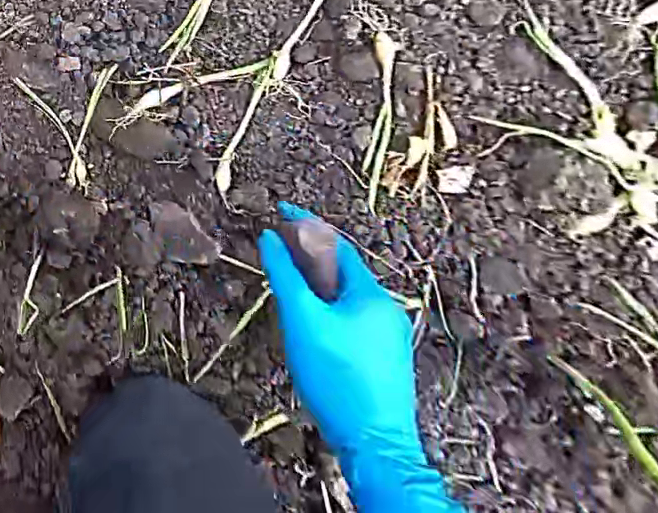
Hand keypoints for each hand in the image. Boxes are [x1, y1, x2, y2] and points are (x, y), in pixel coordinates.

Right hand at [260, 202, 423, 459]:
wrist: (376, 448)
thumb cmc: (337, 377)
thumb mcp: (302, 318)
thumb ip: (284, 274)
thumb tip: (270, 237)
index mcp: (372, 294)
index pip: (335, 244)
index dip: (305, 223)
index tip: (280, 209)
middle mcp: (386, 310)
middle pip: (340, 269)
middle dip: (308, 256)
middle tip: (277, 251)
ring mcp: (387, 337)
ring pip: (344, 296)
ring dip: (315, 284)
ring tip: (287, 286)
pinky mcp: (383, 360)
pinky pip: (350, 318)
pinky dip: (326, 307)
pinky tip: (308, 322)